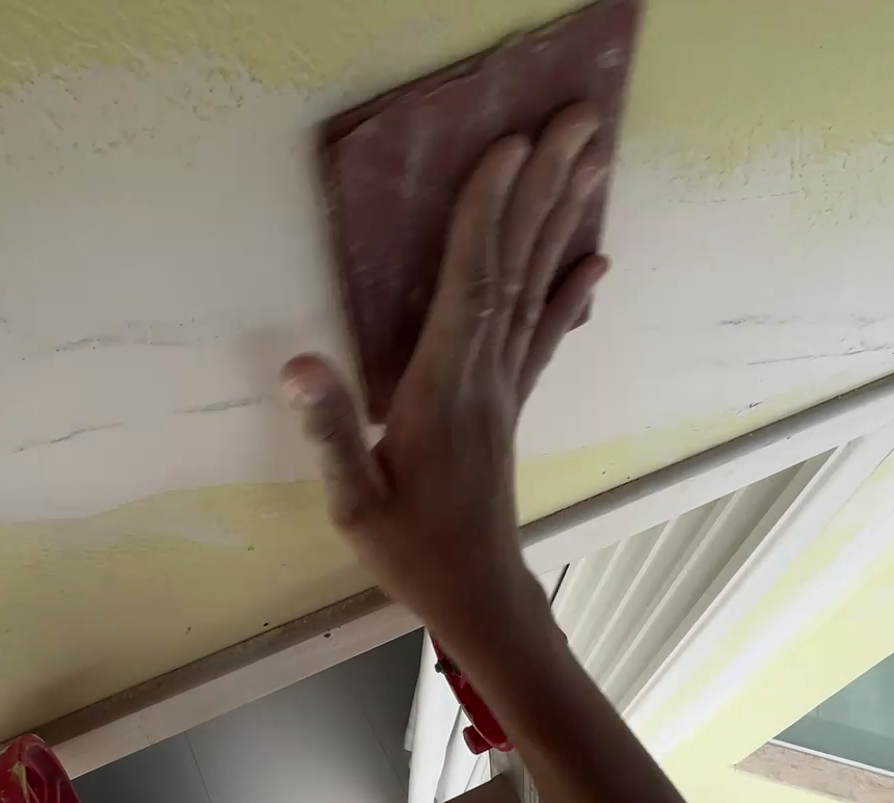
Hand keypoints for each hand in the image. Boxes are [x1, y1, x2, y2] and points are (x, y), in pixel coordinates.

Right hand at [285, 103, 609, 638]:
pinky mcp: (511, 407)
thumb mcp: (355, 503)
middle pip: (513, 271)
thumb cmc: (412, 553)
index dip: (484, 216)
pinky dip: (570, 294)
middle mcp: (483, 379)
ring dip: (560, 223)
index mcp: (440, 393)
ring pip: (534, 292)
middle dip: (541, 192)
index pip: (467, 288)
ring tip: (592, 160)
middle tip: (577, 120)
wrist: (478, 592)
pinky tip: (595, 260)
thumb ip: (332, 433)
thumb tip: (297, 365)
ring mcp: (505, 390)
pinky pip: (545, 338)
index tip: (507, 147)